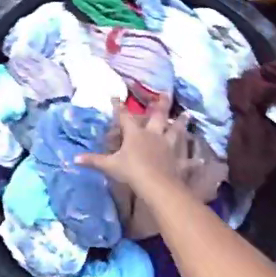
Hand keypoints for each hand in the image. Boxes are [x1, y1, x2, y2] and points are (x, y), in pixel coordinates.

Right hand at [77, 93, 194, 193]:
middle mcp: (153, 135)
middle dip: (160, 104)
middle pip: (157, 116)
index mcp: (135, 134)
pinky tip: (200, 160)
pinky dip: (193, 161)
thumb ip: (93, 160)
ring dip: (181, 124)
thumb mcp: (109, 166)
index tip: (115, 95)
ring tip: (186, 115)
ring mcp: (167, 147)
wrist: (155, 183)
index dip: (119, 106)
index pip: (124, 117)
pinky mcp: (177, 161)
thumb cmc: (131, 171)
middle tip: (166, 93)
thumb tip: (74, 158)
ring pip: (175, 131)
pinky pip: (186, 160)